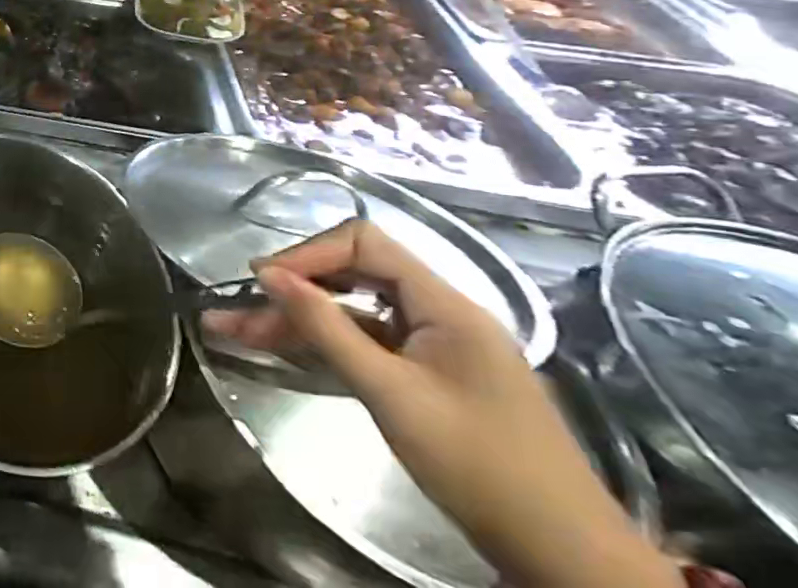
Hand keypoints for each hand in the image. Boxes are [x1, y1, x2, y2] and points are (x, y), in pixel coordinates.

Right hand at [206, 219, 680, 587]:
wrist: (563, 555)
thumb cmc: (479, 465)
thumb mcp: (390, 392)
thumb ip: (326, 328)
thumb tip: (267, 273)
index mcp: (445, 305)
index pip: (365, 243)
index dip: (308, 254)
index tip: (262, 280)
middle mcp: (439, 314)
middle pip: (352, 276)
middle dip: (291, 291)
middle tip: (235, 312)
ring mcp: (434, 346)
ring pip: (352, 313)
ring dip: (296, 320)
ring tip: (235, 331)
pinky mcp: (427, 376)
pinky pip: (366, 344)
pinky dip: (322, 345)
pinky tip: (280, 351)